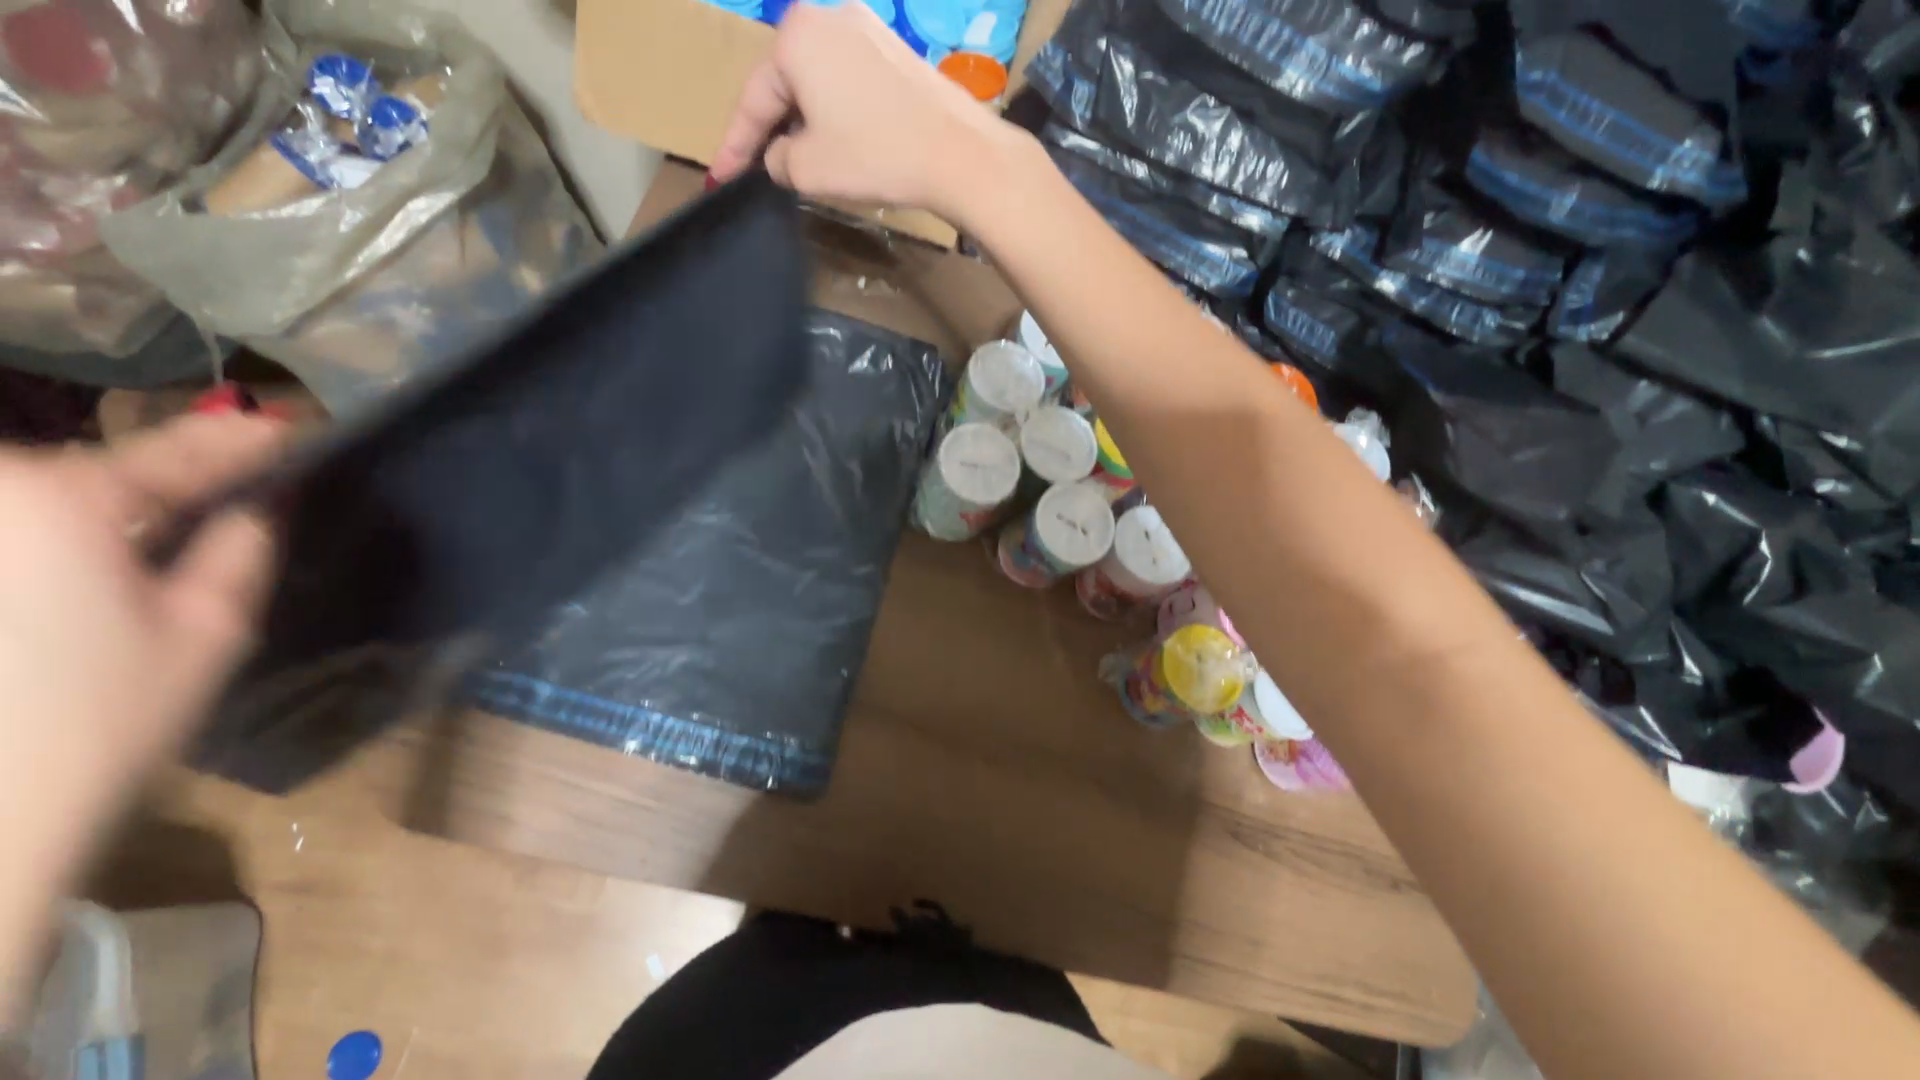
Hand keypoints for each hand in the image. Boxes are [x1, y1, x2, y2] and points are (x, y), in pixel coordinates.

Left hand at [0, 413, 285, 816]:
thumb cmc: (106, 722)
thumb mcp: (211, 629)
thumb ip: (245, 546)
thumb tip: (267, 498)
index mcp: (58, 502)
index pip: (175, 453)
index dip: (242, 442)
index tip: (291, 428)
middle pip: (106, 472)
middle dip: (175, 478)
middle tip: (244, 484)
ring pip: (56, 498)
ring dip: (121, 508)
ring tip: (184, 521)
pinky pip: (26, 532)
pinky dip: (72, 539)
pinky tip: (111, 565)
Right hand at [710, 0, 1026, 220]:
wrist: (960, 155)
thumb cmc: (875, 156)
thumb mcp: (807, 169)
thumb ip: (775, 158)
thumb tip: (779, 154)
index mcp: (796, 36)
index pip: (753, 99)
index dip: (734, 146)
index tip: (721, 178)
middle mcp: (829, 17)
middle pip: (784, 82)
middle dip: (769, 126)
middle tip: (754, 168)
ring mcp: (869, 29)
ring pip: (817, 81)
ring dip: (802, 120)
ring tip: (793, 159)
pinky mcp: (896, 51)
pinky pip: (848, 82)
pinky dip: (834, 111)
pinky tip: (834, 141)